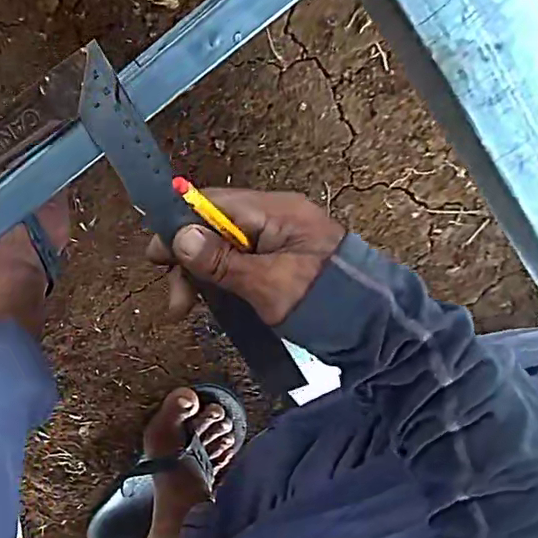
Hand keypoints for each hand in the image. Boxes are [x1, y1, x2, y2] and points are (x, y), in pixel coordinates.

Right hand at [146, 189, 345, 324]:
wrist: (381, 333)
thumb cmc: (329, 305)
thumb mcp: (269, 286)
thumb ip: (222, 262)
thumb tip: (180, 237)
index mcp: (275, 212)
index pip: (213, 203)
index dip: (179, 224)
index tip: (157, 255)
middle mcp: (274, 219)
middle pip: (214, 226)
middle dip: (188, 258)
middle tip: (177, 299)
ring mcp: (278, 241)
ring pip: (223, 247)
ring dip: (201, 274)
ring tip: (186, 308)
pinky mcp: (280, 263)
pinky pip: (239, 262)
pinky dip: (220, 281)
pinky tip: (211, 301)